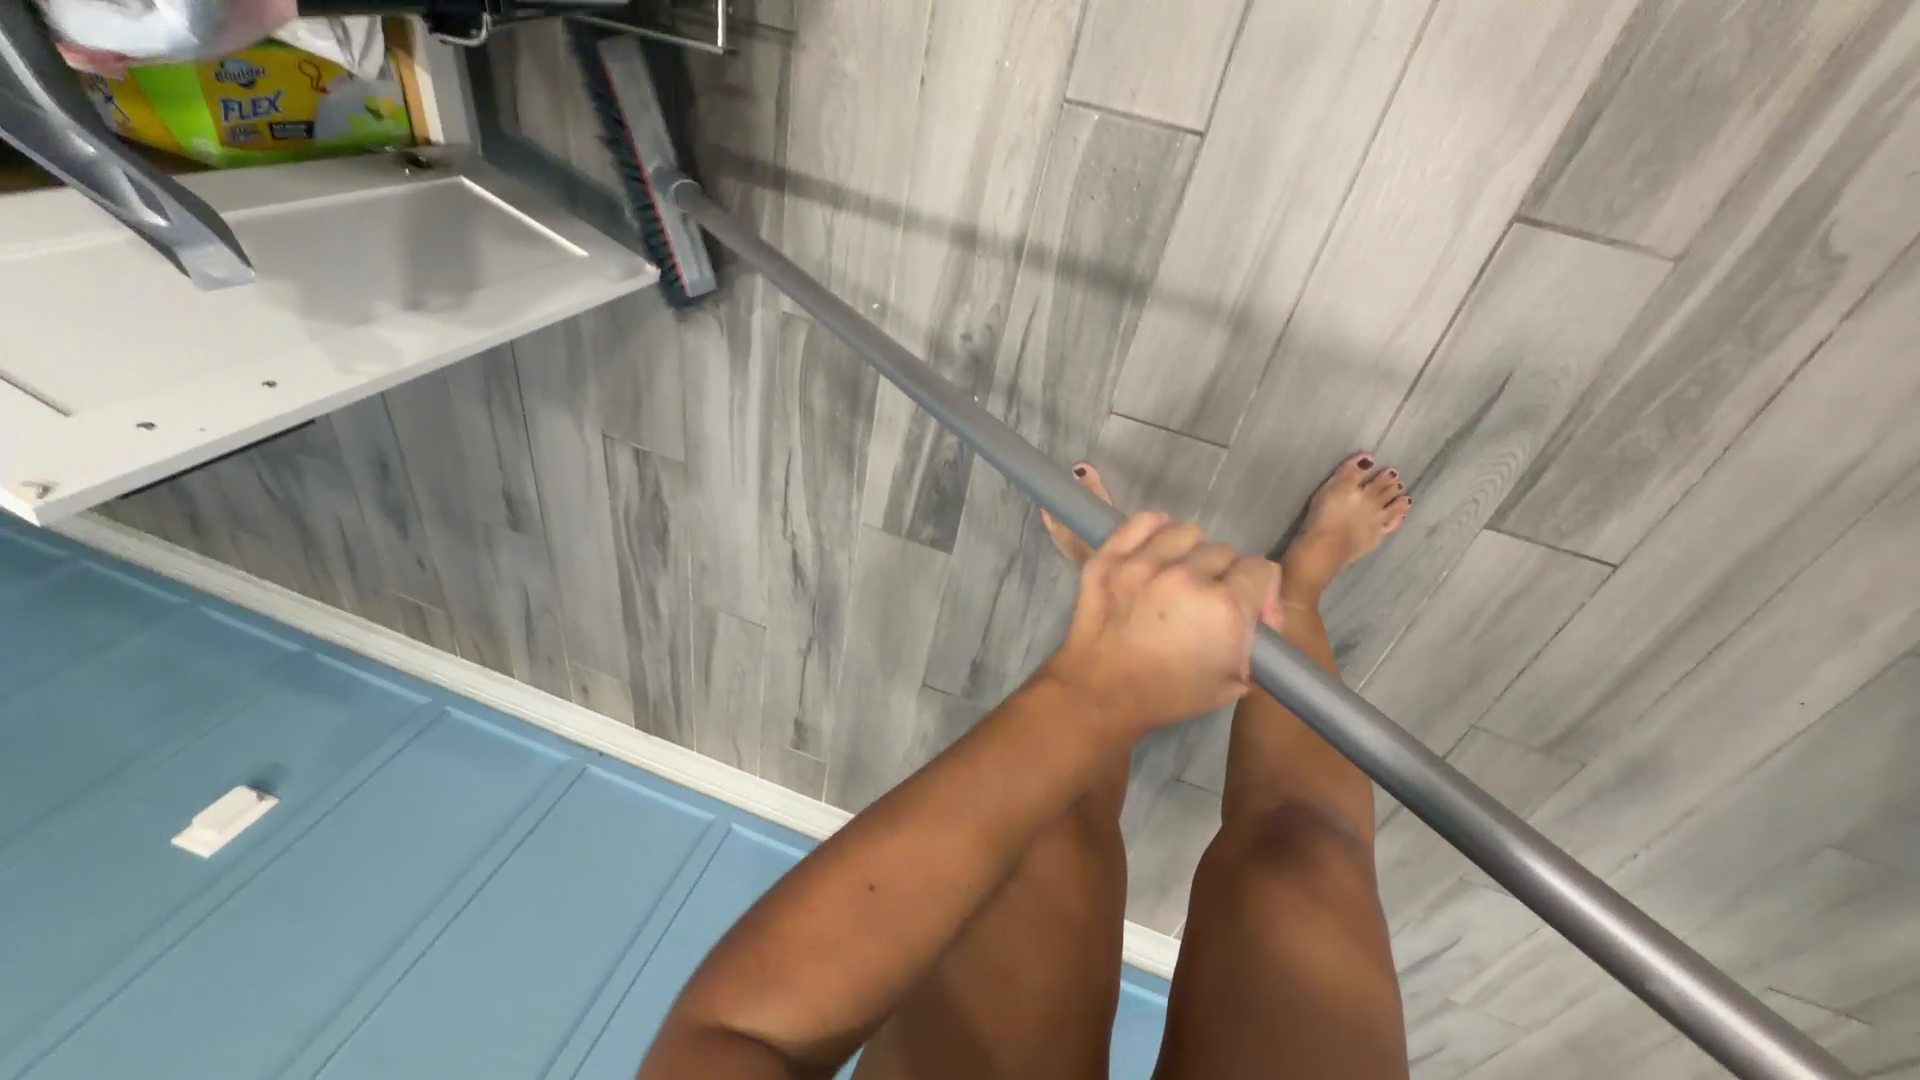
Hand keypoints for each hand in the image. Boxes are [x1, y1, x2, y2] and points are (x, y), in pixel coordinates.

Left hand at [1040, 512, 1280, 735]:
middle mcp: (1187, 576)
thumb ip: (1257, 638)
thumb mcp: (1235, 681)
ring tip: (1177, 577)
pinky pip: (1144, 521)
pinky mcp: (1109, 557)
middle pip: (1223, 552)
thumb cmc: (1169, 694)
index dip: (1258, 591)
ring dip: (1189, 553)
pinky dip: (1154, 531)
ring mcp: (1143, 563)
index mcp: (1224, 607)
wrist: (1100, 692)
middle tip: (1203, 601)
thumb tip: (1262, 610)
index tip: (1245, 608)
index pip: (1260, 569)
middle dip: (1221, 577)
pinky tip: (1155, 551)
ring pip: (1187, 533)